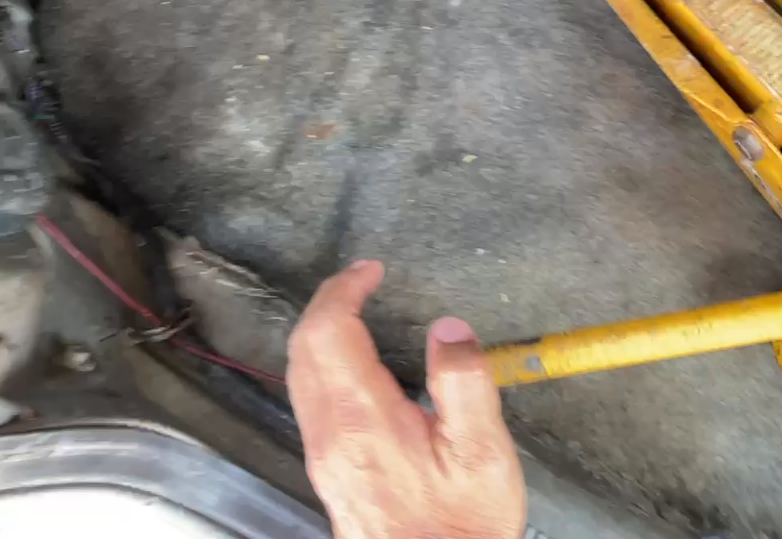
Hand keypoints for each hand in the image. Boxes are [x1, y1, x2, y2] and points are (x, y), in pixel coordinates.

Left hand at [287, 260, 524, 538]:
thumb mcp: (481, 451)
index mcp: (361, 418)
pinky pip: (309, 393)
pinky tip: (353, 357)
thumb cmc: (461, 523)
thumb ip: (465, 383)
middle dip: (328, 300)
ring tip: (356, 304)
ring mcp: (324, 453)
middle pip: (303, 347)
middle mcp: (330, 433)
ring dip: (322, 327)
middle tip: (363, 277)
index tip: (372, 269)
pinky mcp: (330, 468)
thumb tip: (447, 326)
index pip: (328, 332)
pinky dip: (324, 355)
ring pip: (300, 371)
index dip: (344, 290)